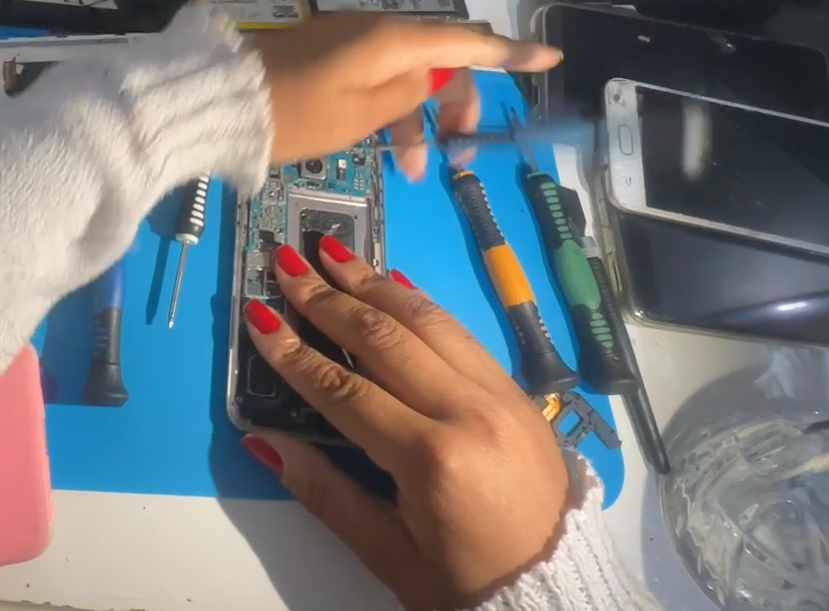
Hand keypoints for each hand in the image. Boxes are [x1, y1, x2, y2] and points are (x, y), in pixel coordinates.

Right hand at [238, 239, 569, 608]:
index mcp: (432, 459)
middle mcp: (467, 410)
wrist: (568, 602)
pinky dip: (418, 300)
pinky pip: (459, 331)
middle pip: (380, 338)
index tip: (259, 313)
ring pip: (422, 319)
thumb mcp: (390, 556)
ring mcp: (499, 393)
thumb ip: (325, 493)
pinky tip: (391, 280)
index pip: (343, 390)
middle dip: (325, 296)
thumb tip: (263, 439)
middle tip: (286, 260)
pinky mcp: (518, 390)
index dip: (293, 352)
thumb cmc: (470, 588)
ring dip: (370, 281)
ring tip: (330, 252)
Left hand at [250, 15, 559, 168]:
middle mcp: (376, 31)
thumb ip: (407, 93)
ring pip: (405, 73)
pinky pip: (375, 77)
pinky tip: (387, 147)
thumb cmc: (297, 113)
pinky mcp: (326, 56)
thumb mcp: (361, 113)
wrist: (225, 101)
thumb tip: (427, 79)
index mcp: (393, 40)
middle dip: (456, 100)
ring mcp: (348, 42)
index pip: (465, 42)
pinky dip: (388, 109)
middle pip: (437, 57)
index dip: (508, 53)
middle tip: (459, 146)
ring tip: (416, 169)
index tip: (547, 59)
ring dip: (418, 116)